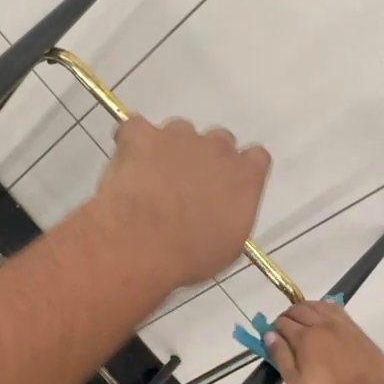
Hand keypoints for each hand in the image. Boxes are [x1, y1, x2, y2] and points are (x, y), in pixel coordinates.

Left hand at [96, 117, 270, 287]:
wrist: (143, 244)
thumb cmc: (191, 255)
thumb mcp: (228, 246)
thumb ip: (232, 217)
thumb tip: (223, 215)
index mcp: (245, 176)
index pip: (255, 158)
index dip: (239, 170)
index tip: (225, 187)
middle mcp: (217, 147)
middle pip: (218, 141)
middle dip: (204, 159)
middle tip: (186, 187)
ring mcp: (179, 136)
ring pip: (179, 131)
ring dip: (170, 149)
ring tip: (152, 178)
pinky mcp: (142, 135)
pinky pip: (136, 128)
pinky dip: (132, 141)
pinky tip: (127, 161)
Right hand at [263, 301, 383, 383]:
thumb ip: (281, 358)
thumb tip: (269, 335)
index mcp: (306, 338)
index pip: (282, 323)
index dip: (273, 330)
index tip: (272, 341)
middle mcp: (323, 325)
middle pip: (299, 309)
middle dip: (287, 317)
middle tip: (284, 334)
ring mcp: (343, 325)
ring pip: (318, 305)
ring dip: (305, 310)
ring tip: (301, 324)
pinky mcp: (357, 330)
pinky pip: (336, 310)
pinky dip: (323, 309)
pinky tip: (322, 320)